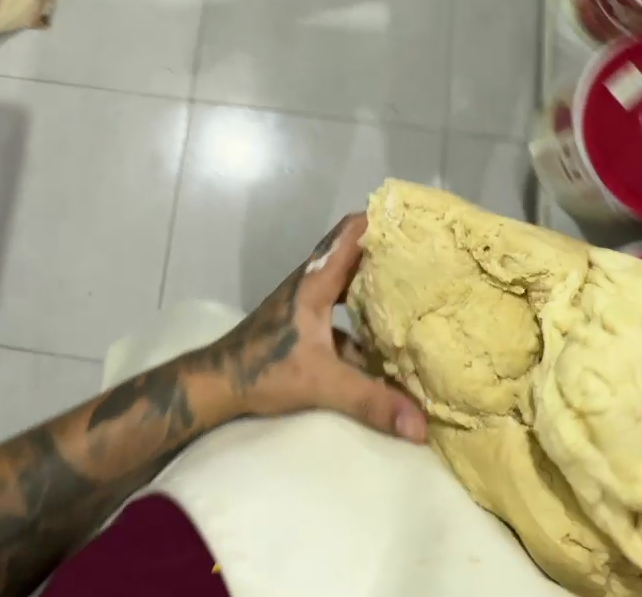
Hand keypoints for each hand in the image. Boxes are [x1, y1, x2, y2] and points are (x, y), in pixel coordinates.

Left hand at [196, 214, 426, 443]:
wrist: (220, 381)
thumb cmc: (266, 368)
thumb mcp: (322, 383)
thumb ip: (371, 401)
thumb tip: (420, 425)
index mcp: (315, 282)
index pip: (348, 235)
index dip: (378, 219)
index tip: (412, 216)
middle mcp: (311, 283)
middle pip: (350, 253)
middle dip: (383, 249)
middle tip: (421, 250)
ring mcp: (304, 301)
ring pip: (345, 282)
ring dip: (371, 281)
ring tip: (410, 286)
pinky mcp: (302, 321)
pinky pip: (338, 308)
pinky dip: (360, 315)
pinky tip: (382, 338)